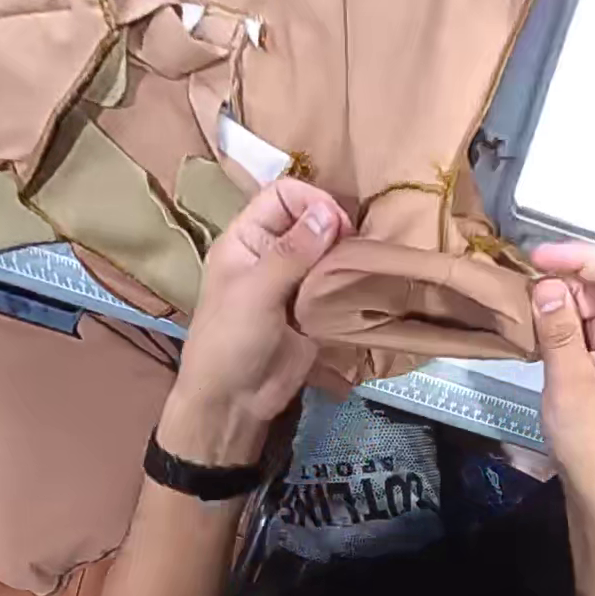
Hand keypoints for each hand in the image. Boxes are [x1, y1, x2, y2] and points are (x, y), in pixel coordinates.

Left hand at [159, 178, 352, 464]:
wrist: (236, 399)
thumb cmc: (232, 339)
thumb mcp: (257, 291)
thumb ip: (293, 252)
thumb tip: (330, 212)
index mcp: (247, 238)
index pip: (282, 196)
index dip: (312, 202)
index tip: (338, 226)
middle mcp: (272, 255)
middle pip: (310, 222)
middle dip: (335, 229)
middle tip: (355, 251)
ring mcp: (295, 284)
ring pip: (326, 255)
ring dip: (345, 258)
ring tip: (363, 268)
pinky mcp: (313, 311)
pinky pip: (335, 288)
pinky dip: (349, 285)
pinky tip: (362, 288)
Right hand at [529, 242, 594, 502]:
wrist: (594, 480)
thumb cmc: (589, 438)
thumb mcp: (571, 383)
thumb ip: (560, 331)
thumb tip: (546, 285)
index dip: (580, 257)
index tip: (538, 258)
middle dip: (565, 276)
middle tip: (523, 281)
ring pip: (588, 303)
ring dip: (557, 297)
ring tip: (523, 300)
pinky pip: (579, 325)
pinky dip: (556, 318)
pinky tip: (534, 320)